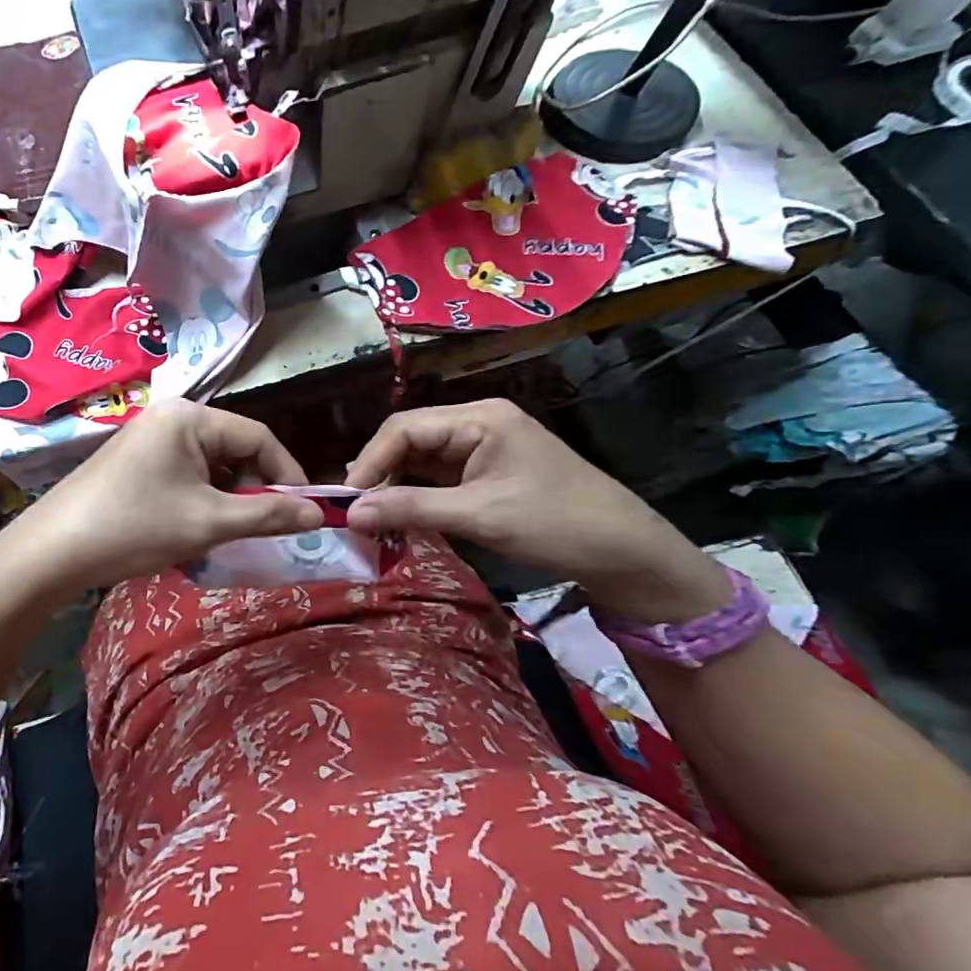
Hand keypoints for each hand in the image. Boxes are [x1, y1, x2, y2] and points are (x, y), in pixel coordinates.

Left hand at [0, 399, 324, 594]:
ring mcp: (149, 439)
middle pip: (235, 450)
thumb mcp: (209, 523)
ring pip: (211, 467)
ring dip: (227, 499)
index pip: (259, 437)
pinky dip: (201, 501)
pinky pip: (186, 475)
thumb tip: (318, 515)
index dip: (287, 474)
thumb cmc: (135, 528)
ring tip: (220, 534)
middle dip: (254, 490)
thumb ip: (268, 515)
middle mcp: (171, 417)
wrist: (51, 553)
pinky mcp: (135, 462)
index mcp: (190, 417)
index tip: (303, 513)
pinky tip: (191, 529)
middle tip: (258, 529)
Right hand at [344, 399, 731, 621]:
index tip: (346, 501)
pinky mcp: (488, 474)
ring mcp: (483, 449)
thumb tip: (350, 513)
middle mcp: (477, 423)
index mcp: (479, 418)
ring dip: (395, 488)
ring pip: (421, 460)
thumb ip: (412, 509)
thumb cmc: (555, 524)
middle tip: (355, 513)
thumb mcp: (480, 516)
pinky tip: (401, 518)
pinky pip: (439, 479)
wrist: (624, 552)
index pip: (404, 427)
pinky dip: (417, 498)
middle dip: (379, 474)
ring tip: (371, 519)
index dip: (370, 461)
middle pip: (410, 439)